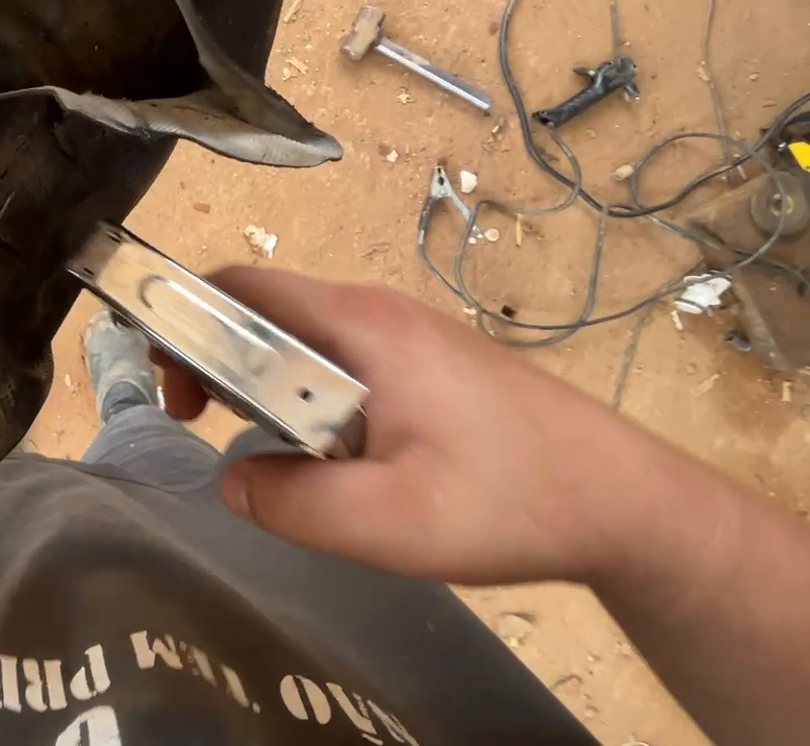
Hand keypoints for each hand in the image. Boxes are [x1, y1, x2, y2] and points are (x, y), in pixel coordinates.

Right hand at [164, 267, 670, 584]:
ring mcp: (396, 332)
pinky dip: (292, 386)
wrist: (638, 506)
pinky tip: (312, 442)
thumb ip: (296, 504)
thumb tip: (229, 480)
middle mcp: (370, 312)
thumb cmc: (518, 500)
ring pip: (291, 334)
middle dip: (210, 354)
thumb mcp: (396, 523)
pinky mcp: (415, 359)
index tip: (171, 381)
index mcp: (358, 325)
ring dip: (252, 374)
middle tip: (197, 417)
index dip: (185, 319)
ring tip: (250, 435)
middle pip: (258, 307)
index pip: (241, 287)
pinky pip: (327, 356)